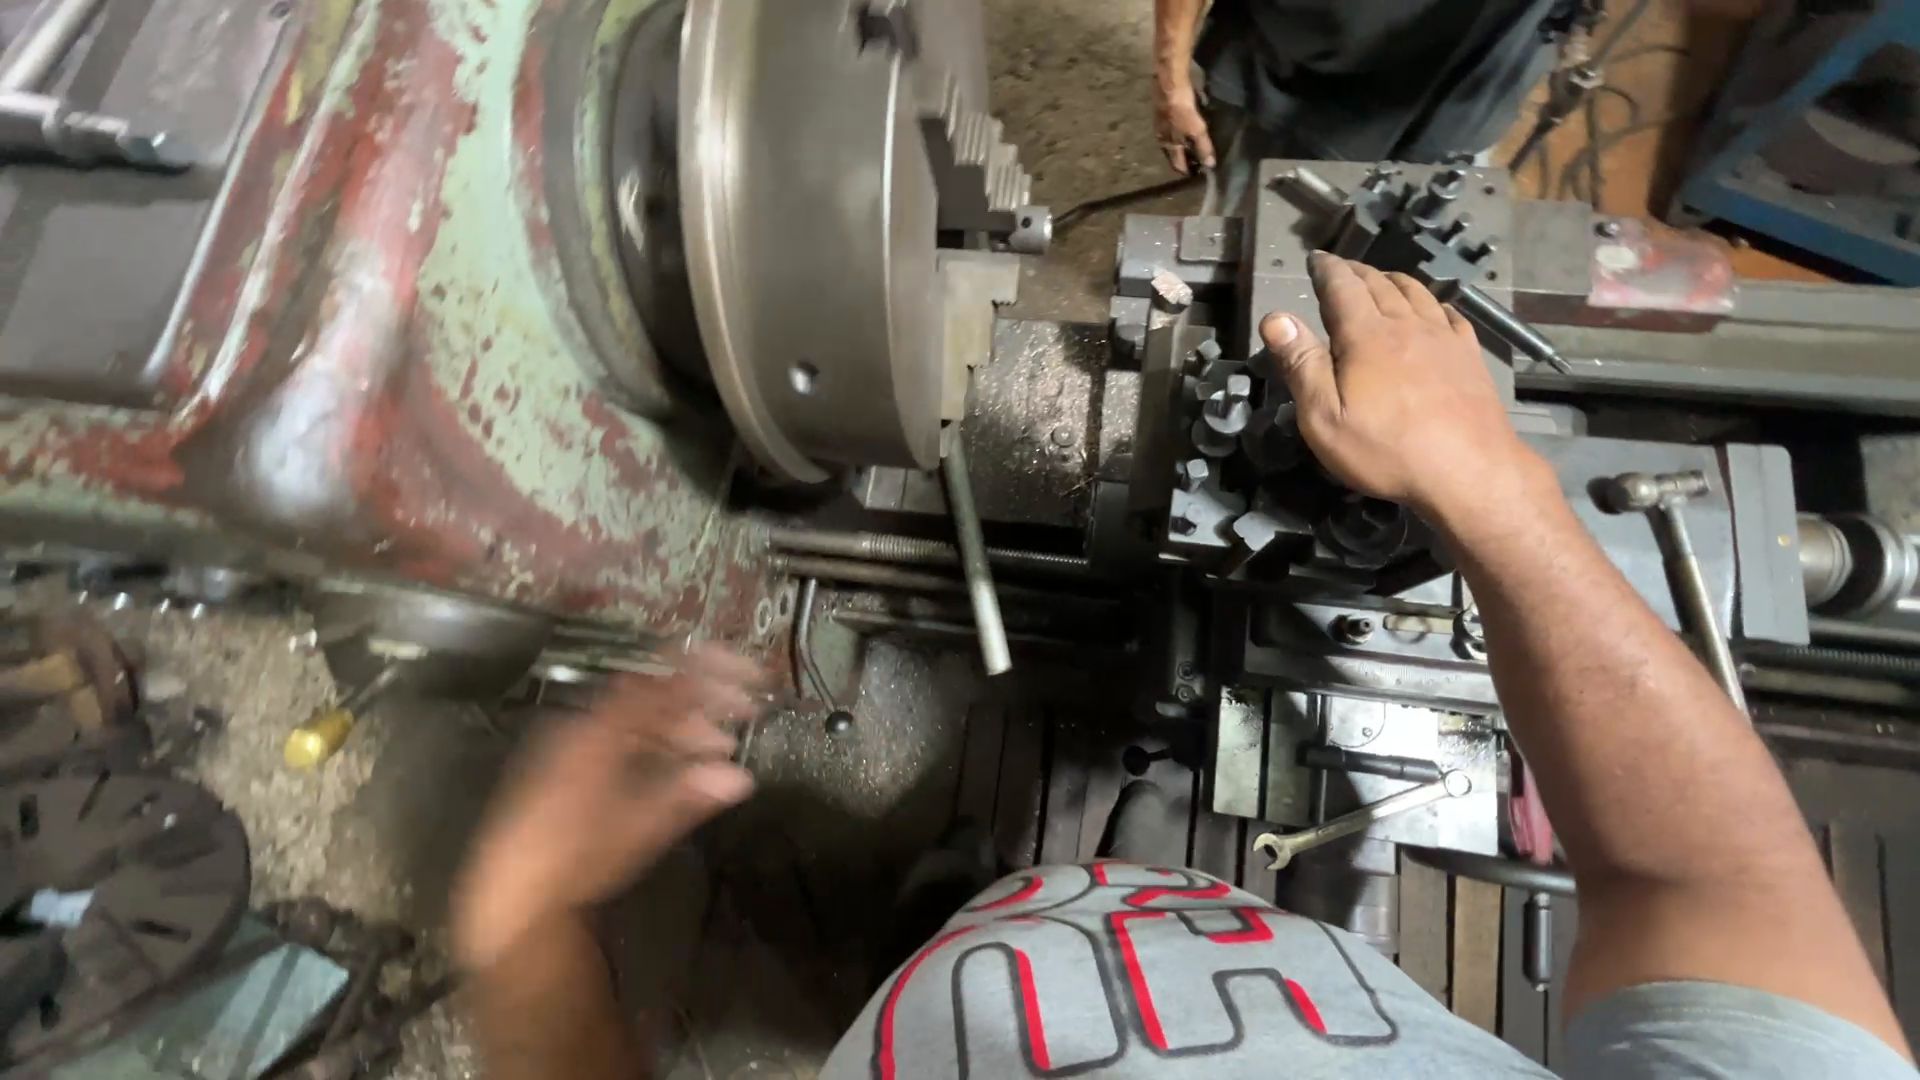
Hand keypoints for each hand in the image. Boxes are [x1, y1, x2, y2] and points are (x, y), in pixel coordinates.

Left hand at [451, 647, 759, 971]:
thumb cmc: (571, 862)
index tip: (745, 672)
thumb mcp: (636, 830)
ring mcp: (578, 746)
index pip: (663, 681)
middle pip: (656, 695)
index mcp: (600, 730)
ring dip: (687, 725)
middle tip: (744, 712)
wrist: (508, 903)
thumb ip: (689, 796)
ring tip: (720, 747)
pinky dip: (663, 742)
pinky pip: (628, 736)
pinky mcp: (574, 768)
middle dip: (705, 700)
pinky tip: (684, 763)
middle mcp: (588, 727)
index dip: (709, 669)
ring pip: (644, 718)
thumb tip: (741, 778)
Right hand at [1154, 77, 1214, 174]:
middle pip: (1172, 154)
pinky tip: (1184, 125)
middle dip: (1183, 158)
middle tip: (1196, 159)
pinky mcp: (1162, 111)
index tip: (1196, 173)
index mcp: (1169, 146)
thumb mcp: (1196, 131)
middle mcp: (1162, 138)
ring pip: (1170, 140)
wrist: (1169, 84)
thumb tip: (1209, 166)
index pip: (1177, 165)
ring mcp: (1160, 124)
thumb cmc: (1182, 110)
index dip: (1187, 170)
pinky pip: (1171, 126)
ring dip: (1180, 144)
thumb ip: (1203, 148)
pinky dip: (1178, 130)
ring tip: (1191, 143)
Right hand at [1258, 252, 1540, 515]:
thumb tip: (1275, 318)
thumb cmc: (1385, 449)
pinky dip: (1432, 303)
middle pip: (1380, 285)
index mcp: (1366, 337)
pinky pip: (1450, 315)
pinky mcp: (1468, 357)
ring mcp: (1444, 339)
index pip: (1342, 289)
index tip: (1316, 259)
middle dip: (1356, 272)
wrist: (1468, 471)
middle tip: (1341, 268)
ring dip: (1393, 280)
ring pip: (1416, 294)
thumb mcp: (1324, 417)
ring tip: (1380, 279)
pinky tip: (1432, 309)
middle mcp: (1407, 327)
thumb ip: (1301, 364)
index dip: (1326, 271)